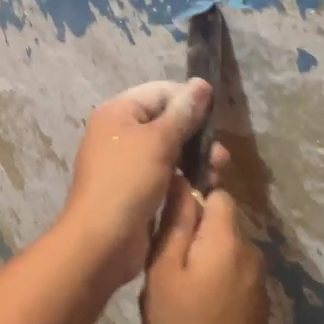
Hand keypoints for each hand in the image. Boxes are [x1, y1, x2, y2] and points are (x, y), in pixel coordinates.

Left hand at [60, 80, 211, 284]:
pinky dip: (186, 174)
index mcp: (118, 112)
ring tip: (219, 169)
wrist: (102, 240)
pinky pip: (167, 171)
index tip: (218, 114)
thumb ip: (183, 113)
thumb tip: (201, 83)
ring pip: (171, 148)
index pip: (160, 91)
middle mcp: (121, 131)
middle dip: (197, 132)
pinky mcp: (138, 187)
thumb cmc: (127, 181)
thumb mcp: (158, 141)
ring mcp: (129, 161)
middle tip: (220, 152)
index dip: (189, 98)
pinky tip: (206, 184)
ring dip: (196, 155)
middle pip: (167, 119)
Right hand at [142, 176, 274, 323]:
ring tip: (161, 303)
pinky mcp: (255, 305)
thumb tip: (180, 181)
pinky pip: (224, 280)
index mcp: (227, 238)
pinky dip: (202, 291)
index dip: (191, 195)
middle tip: (155, 271)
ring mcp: (255, 280)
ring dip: (189, 271)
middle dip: (183, 240)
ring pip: (215, 256)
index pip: (216, 192)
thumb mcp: (164, 271)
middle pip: (213, 226)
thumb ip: (174, 223)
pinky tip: (180, 320)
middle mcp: (249, 252)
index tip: (165, 214)